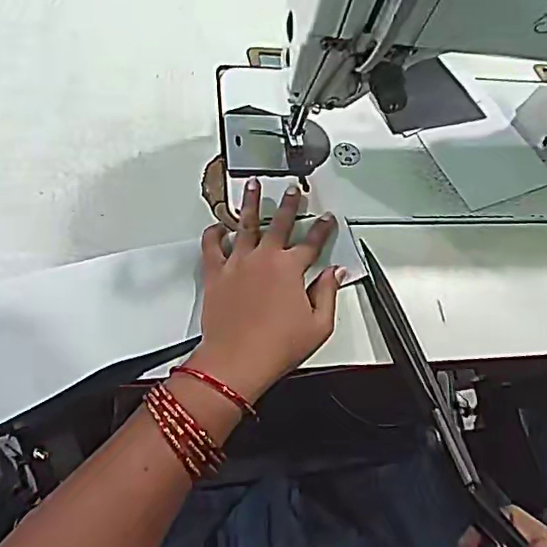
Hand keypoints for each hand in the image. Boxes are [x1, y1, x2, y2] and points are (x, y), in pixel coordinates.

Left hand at [189, 180, 343, 401]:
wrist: (237, 360)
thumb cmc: (275, 347)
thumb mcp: (318, 325)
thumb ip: (328, 294)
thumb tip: (335, 274)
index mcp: (290, 269)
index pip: (312, 242)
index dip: (322, 229)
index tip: (327, 219)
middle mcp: (263, 259)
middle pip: (280, 223)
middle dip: (290, 204)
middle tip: (293, 191)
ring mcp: (237, 263)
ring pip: (245, 224)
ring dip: (251, 203)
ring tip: (253, 186)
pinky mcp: (216, 273)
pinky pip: (212, 245)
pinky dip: (214, 232)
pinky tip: (218, 225)